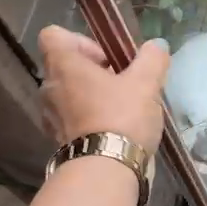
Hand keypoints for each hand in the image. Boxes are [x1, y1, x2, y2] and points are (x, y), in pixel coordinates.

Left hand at [38, 26, 169, 152]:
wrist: (106, 170)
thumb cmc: (121, 117)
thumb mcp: (146, 84)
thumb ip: (152, 59)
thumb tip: (157, 45)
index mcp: (63, 65)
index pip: (55, 35)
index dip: (81, 41)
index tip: (107, 59)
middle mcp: (49, 87)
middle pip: (65, 67)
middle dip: (92, 73)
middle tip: (120, 86)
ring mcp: (50, 116)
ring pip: (68, 95)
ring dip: (89, 98)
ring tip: (118, 111)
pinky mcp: (59, 140)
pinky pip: (71, 121)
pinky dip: (87, 122)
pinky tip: (110, 132)